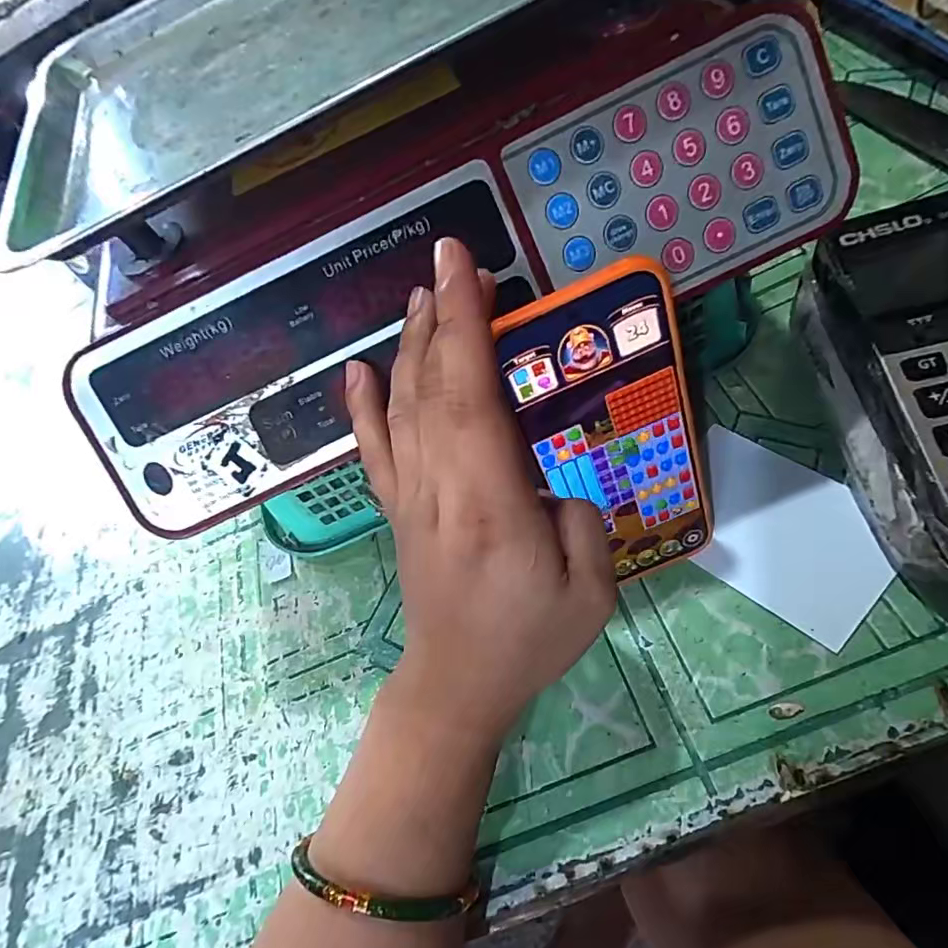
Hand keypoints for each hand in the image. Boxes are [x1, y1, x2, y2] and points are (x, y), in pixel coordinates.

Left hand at [345, 237, 614, 743]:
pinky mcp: (399, 511)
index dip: (466, 325)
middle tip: (451, 263)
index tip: (463, 267)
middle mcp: (440, 487)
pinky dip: (361, 407)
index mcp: (491, 502)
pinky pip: (374, 451)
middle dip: (441, 316)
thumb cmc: (528, 641)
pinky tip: (356, 371)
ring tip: (420, 298)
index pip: (472, 394)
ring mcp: (411, 497)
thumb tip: (552, 483)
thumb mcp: (592, 592)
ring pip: (401, 408)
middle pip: (432, 386)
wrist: (457, 684)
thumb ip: (582, 521)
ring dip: (409, 347)